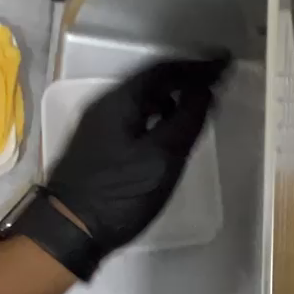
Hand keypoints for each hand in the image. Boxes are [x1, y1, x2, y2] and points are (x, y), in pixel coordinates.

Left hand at [10, 56, 227, 278]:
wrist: (68, 230)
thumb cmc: (119, 195)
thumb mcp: (162, 158)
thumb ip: (186, 120)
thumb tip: (204, 91)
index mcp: (120, 101)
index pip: (164, 71)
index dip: (198, 66)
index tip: (224, 63)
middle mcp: (105, 104)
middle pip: (151, 79)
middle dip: (184, 76)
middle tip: (214, 79)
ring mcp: (97, 124)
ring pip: (141, 97)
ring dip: (170, 94)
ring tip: (196, 100)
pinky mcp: (97, 143)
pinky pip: (134, 113)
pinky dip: (156, 111)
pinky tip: (167, 126)